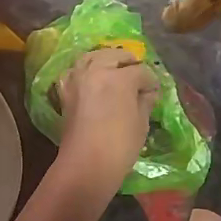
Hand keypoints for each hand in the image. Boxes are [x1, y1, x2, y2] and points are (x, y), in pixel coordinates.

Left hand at [56, 48, 159, 185]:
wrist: (85, 165)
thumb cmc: (120, 146)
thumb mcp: (141, 123)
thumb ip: (145, 102)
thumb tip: (148, 93)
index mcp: (120, 78)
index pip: (140, 71)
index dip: (151, 80)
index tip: (155, 90)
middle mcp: (96, 71)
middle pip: (113, 55)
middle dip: (128, 61)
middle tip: (137, 73)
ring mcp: (77, 80)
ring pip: (90, 57)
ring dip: (104, 59)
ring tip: (114, 69)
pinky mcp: (65, 93)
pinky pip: (74, 72)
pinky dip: (83, 70)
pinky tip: (91, 78)